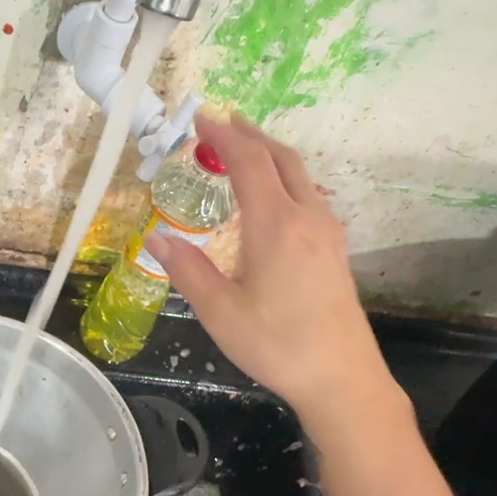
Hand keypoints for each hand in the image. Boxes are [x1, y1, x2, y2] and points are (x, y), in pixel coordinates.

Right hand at [147, 116, 405, 428]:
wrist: (339, 375)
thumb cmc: (275, 344)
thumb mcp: (219, 312)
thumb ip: (188, 270)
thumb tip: (157, 239)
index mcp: (275, 225)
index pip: (248, 162)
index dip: (223, 137)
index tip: (200, 120)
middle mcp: (307, 217)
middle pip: (281, 158)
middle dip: (249, 136)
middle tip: (221, 125)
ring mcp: (327, 232)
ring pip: (299, 175)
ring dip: (269, 156)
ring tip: (242, 154)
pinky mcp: (335, 250)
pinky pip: (308, 196)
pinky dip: (284, 180)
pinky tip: (271, 198)